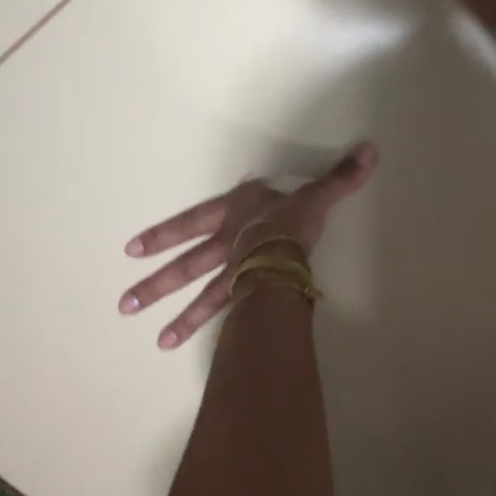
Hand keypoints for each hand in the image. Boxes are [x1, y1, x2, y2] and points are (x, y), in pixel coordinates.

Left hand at [119, 143, 377, 348]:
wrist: (284, 243)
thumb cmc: (293, 216)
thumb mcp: (317, 192)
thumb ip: (341, 175)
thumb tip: (369, 150)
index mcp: (236, 212)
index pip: (193, 222)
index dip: (165, 235)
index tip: (132, 250)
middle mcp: (226, 243)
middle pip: (188, 265)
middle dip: (158, 284)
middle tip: (126, 305)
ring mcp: (233, 272)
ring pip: (201, 296)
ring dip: (181, 318)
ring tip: (157, 341)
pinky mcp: (245, 294)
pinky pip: (224, 313)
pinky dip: (208, 328)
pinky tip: (187, 346)